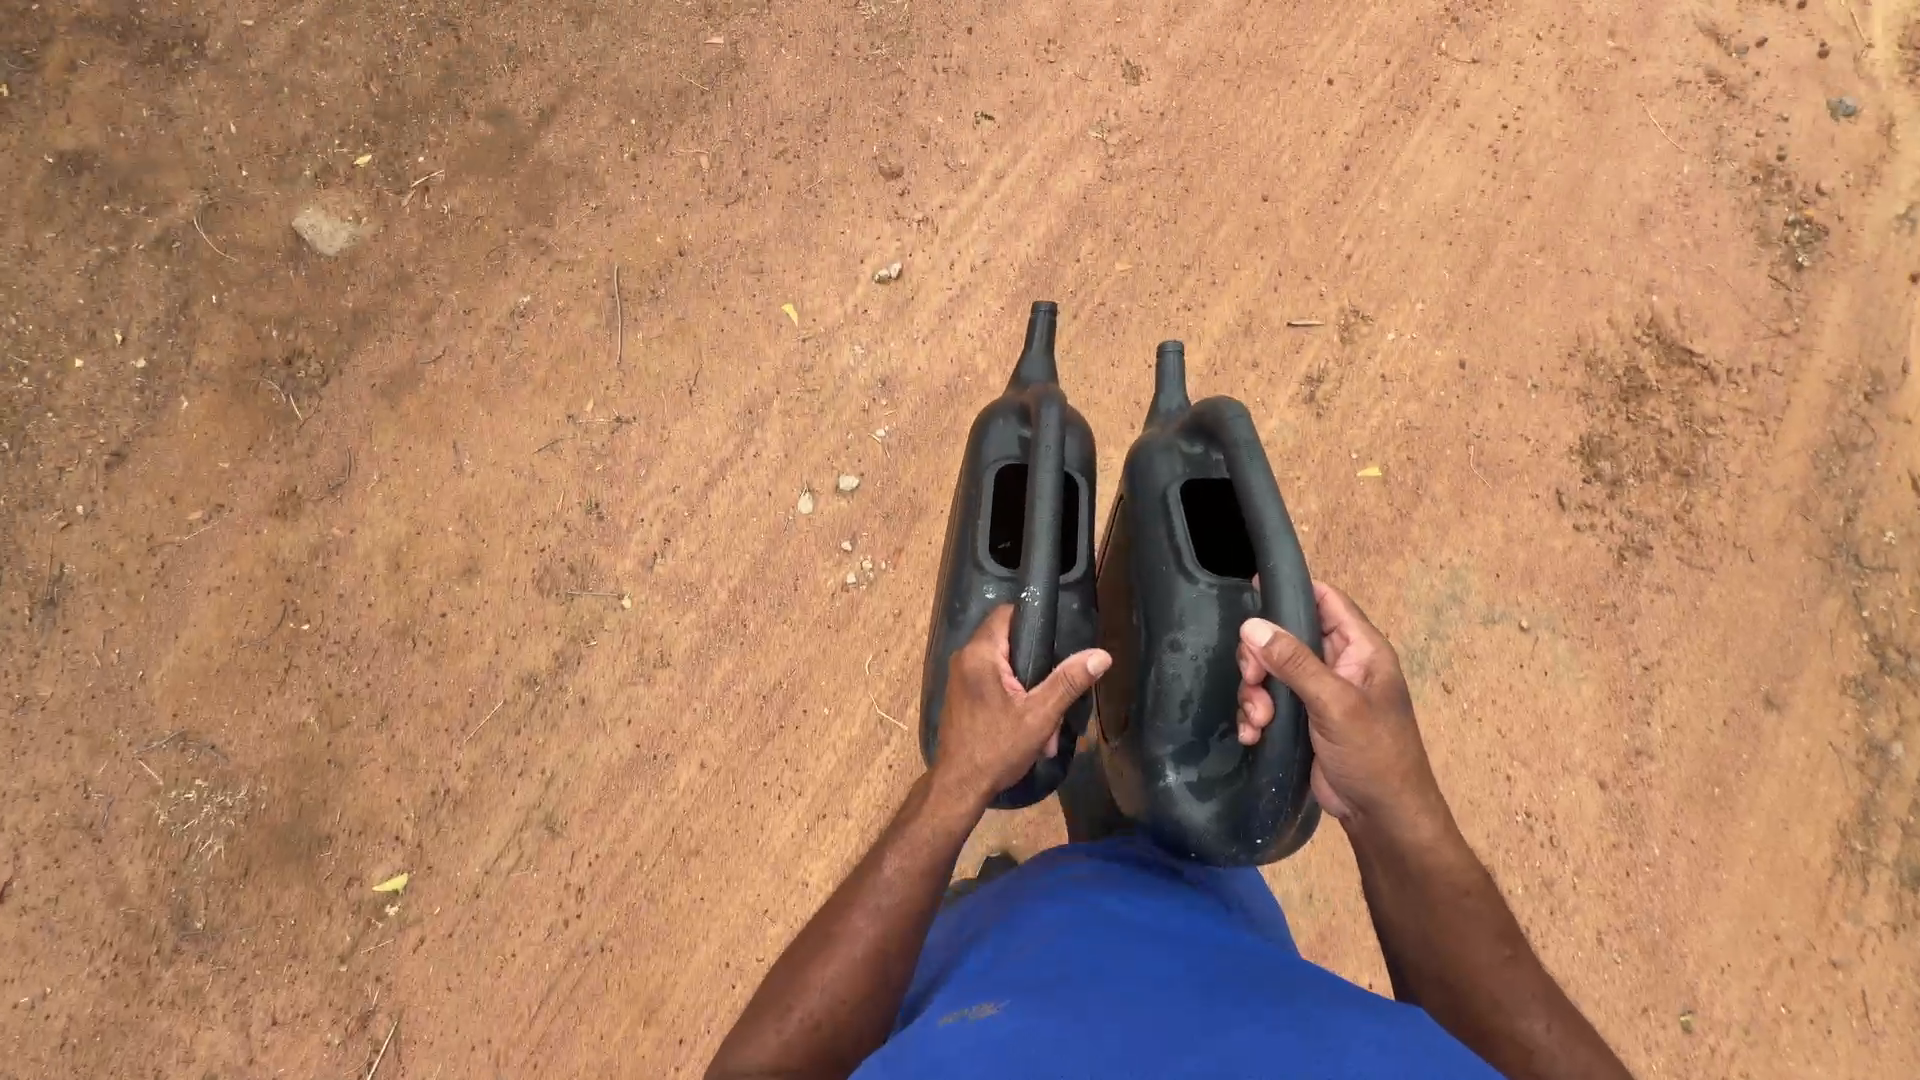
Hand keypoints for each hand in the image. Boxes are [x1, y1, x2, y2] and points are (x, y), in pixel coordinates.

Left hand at [930, 605, 1111, 806]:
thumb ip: (1068, 681)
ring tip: (1047, 723)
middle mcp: (965, 658)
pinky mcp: (962, 697)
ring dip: (1029, 692)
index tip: (1057, 640)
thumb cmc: (997, 748)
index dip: (1033, 620)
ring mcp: (960, 679)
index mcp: (980, 654)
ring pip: (1004, 669)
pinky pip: (993, 684)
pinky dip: (1013, 700)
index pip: (1006, 614)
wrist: (960, 787)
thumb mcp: (1040, 715)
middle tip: (1056, 696)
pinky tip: (1030, 729)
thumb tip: (1101, 655)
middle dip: (1037, 668)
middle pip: (1009, 643)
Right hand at [1234, 581, 1448, 837]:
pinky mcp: (1301, 719)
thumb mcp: (1335, 703)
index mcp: (1361, 649)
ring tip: (1258, 719)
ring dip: (1255, 692)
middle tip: (1251, 678)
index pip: (1326, 600)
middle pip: (1286, 637)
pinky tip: (1253, 734)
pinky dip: (1255, 715)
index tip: (1253, 589)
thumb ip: (1294, 662)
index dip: (1292, 590)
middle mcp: (1338, 664)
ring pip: (1270, 671)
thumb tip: (1250, 625)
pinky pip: (1268, 702)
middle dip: (1261, 657)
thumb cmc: (1374, 754)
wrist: (1381, 816)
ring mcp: (1318, 692)